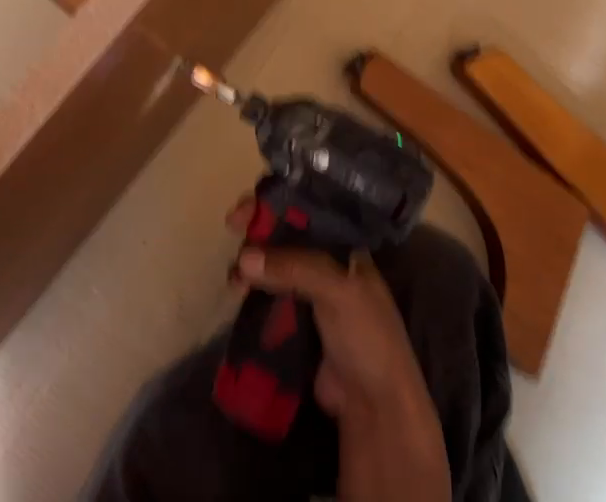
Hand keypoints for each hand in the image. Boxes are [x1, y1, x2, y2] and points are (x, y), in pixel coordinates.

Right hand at [223, 195, 422, 415]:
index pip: (307, 212)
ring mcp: (308, 293)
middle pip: (283, 234)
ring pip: (269, 262)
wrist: (373, 403)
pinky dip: (248, 286)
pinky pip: (264, 292)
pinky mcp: (292, 319)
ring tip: (236, 277)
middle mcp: (326, 265)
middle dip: (255, 229)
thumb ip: (293, 268)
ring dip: (248, 261)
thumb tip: (243, 259)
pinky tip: (237, 292)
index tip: (248, 207)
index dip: (276, 203)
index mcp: (345, 250)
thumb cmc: (367, 337)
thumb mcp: (338, 293)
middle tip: (232, 227)